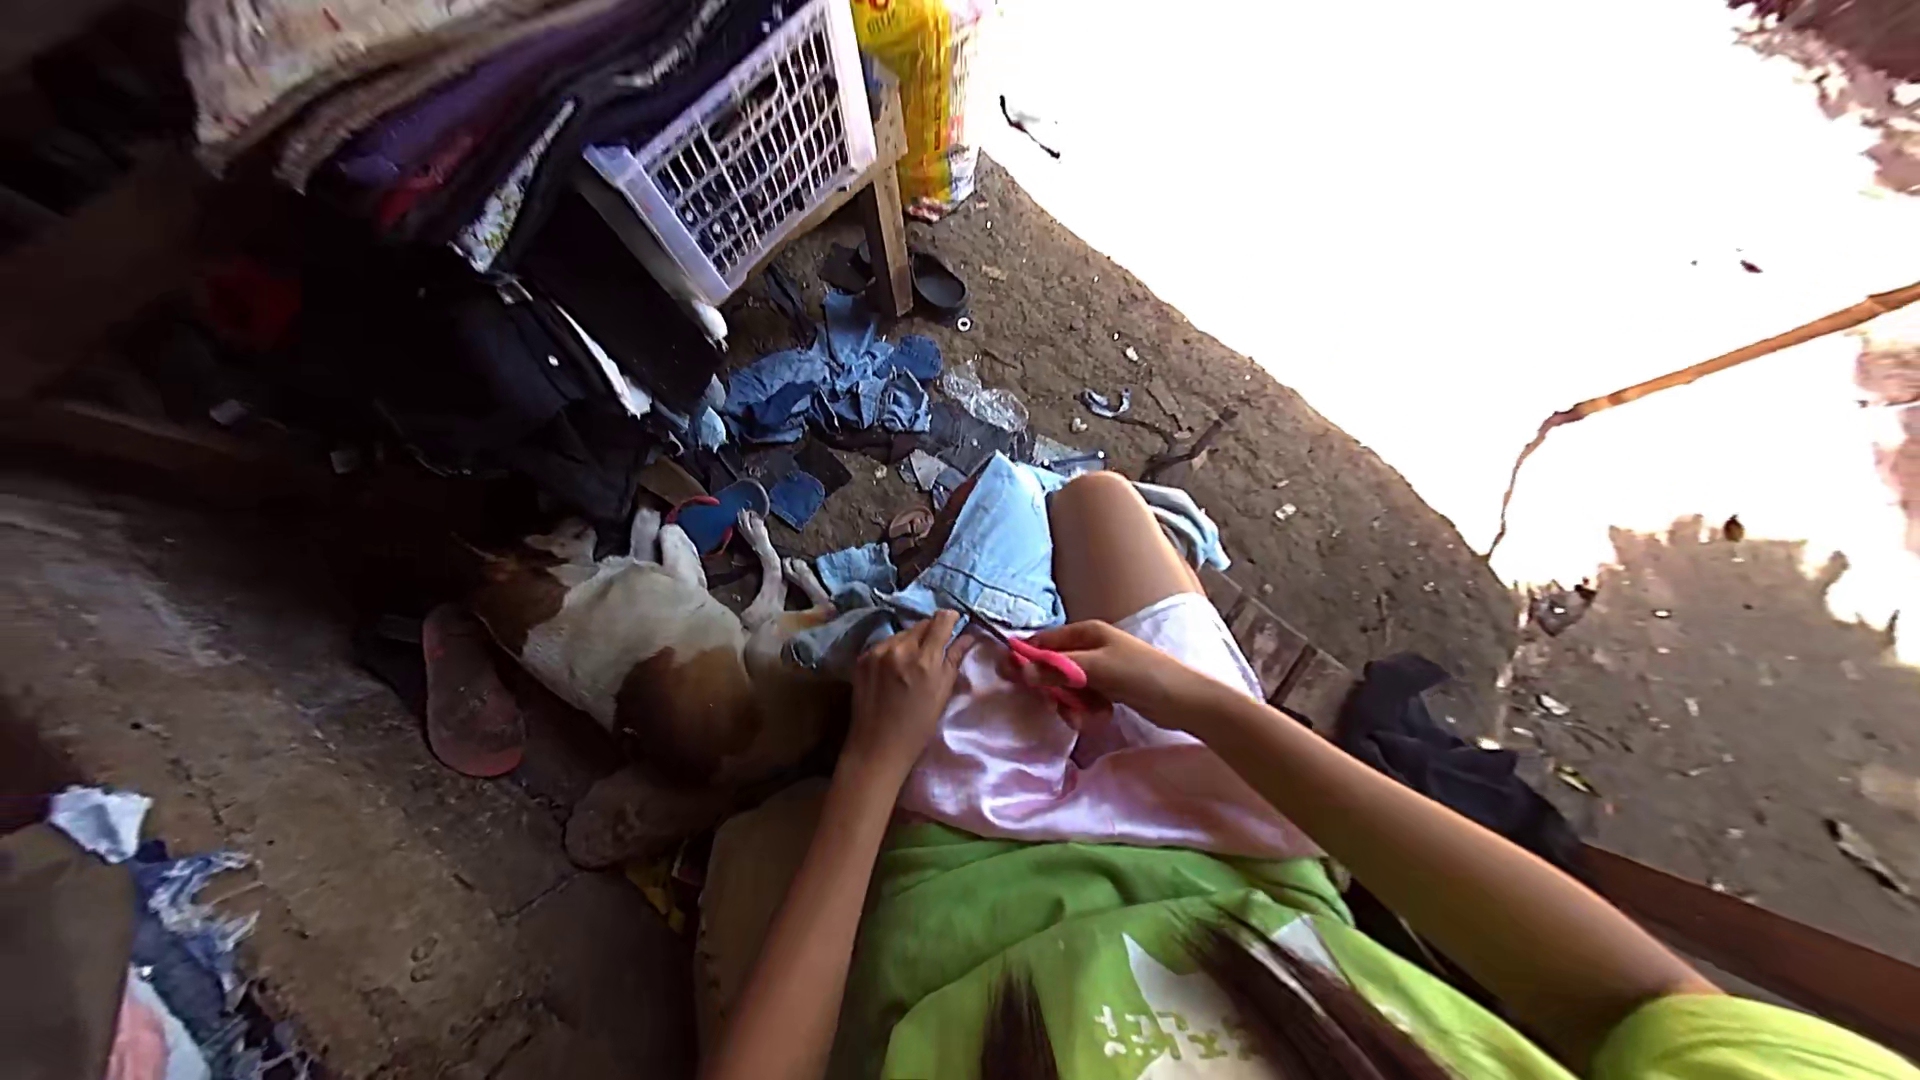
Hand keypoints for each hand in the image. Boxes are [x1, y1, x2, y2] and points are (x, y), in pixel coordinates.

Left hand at [843, 610, 972, 780]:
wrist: (877, 746)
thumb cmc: (918, 725)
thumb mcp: (943, 693)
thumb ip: (954, 659)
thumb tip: (968, 635)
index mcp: (924, 660)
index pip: (940, 621)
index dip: (949, 618)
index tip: (954, 621)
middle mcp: (900, 650)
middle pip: (921, 624)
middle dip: (930, 631)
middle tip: (934, 648)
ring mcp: (878, 652)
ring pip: (902, 633)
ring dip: (911, 640)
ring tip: (913, 661)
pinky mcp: (862, 658)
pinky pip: (885, 644)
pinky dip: (893, 650)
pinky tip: (895, 668)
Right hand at [1020, 620, 1222, 726]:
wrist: (1186, 700)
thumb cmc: (1141, 674)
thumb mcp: (1096, 670)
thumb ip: (1057, 670)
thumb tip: (1019, 670)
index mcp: (1087, 631)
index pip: (1044, 642)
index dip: (1026, 658)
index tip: (1009, 677)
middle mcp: (1090, 646)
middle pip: (1053, 666)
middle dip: (1053, 689)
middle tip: (1058, 706)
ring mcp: (1100, 668)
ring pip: (1067, 686)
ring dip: (1071, 704)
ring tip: (1085, 717)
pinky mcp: (1109, 688)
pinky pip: (1084, 698)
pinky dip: (1086, 709)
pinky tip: (1100, 717)